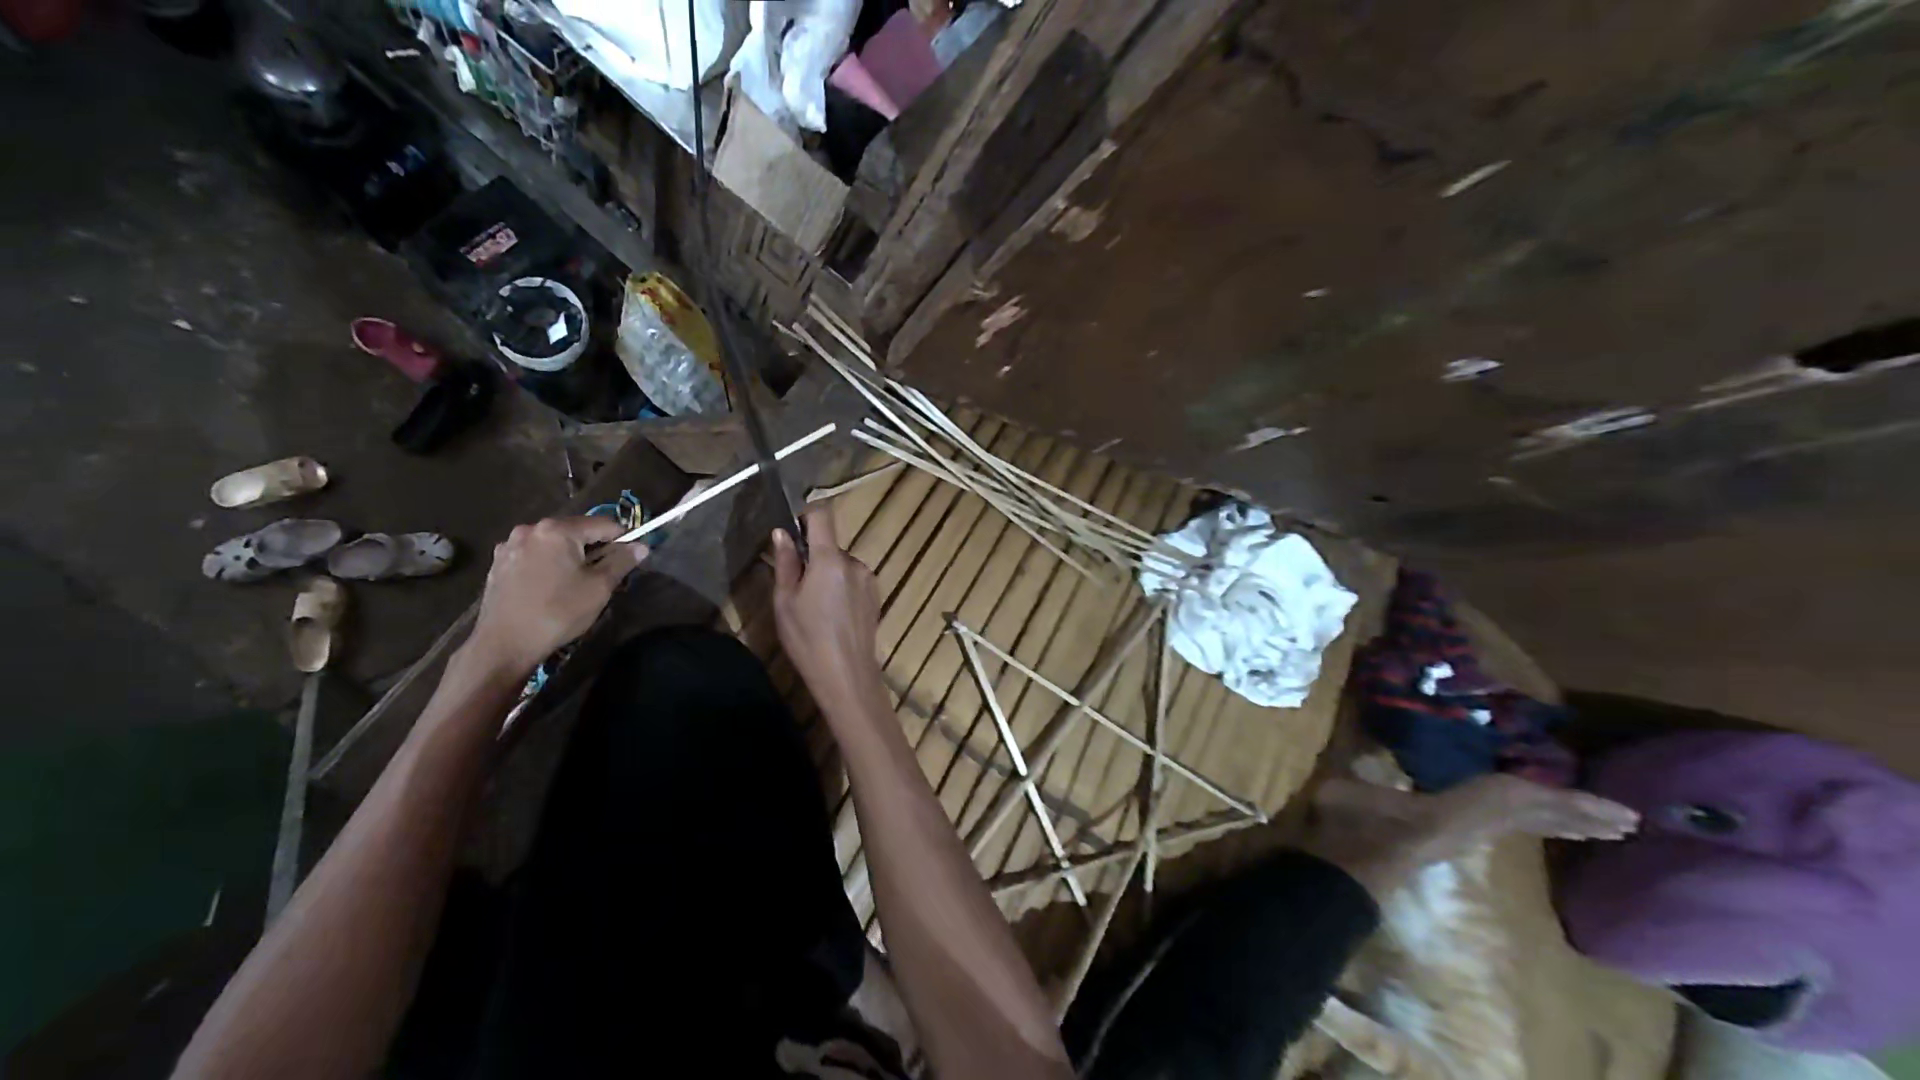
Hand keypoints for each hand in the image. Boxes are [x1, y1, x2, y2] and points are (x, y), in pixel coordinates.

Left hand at [467, 517, 648, 673]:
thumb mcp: (599, 587)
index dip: (623, 539)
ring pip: (553, 543)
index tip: (630, 559)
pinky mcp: (498, 564)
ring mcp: (510, 546)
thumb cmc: (558, 612)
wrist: (504, 644)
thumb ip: (622, 561)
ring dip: (570, 556)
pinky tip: (550, 586)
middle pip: (576, 531)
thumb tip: (641, 547)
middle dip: (594, 548)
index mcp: (557, 530)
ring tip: (575, 582)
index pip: (603, 524)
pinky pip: (534, 555)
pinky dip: (548, 564)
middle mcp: (530, 529)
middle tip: (604, 574)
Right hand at [772, 509, 884, 714]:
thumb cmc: (807, 638)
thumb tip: (782, 532)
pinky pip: (854, 581)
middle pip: (831, 546)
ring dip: (828, 575)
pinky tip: (834, 616)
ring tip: (816, 607)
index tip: (793, 532)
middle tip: (796, 587)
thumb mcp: (785, 601)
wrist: (845, 674)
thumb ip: (785, 562)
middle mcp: (855, 563)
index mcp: (830, 560)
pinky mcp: (876, 596)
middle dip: (813, 558)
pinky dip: (842, 588)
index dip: (806, 516)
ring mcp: (869, 580)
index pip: (823, 516)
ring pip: (842, 565)